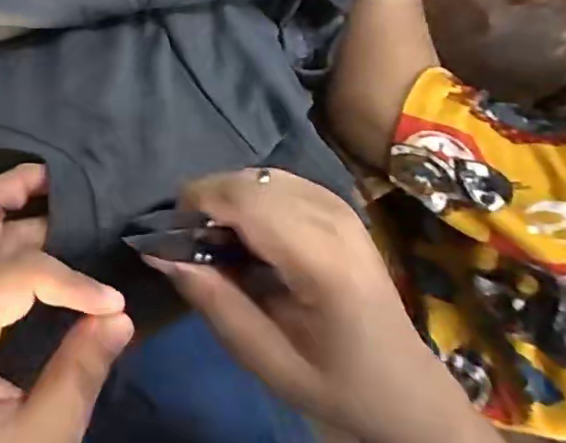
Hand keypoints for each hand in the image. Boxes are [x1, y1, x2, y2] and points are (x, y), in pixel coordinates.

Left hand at [0, 164, 134, 442]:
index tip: (115, 302)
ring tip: (64, 208)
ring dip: (16, 213)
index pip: (24, 271)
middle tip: (63, 178)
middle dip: (17, 187)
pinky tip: (44, 250)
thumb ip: (79, 371)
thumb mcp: (39, 437)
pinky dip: (9, 241)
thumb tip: (120, 316)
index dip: (74, 280)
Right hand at [146, 170, 499, 442]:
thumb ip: (213, 301)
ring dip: (228, 197)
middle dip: (208, 201)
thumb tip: (158, 251)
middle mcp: (333, 218)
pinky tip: (252, 234)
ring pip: (257, 174)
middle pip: (247, 180)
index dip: (197, 205)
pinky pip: (275, 178)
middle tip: (195, 246)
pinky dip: (250, 195)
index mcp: (322, 260)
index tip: (174, 237)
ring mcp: (338, 204)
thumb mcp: (268, 360)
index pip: (244, 200)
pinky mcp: (337, 202)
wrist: (407, 392)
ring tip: (223, 242)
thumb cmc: (336, 384)